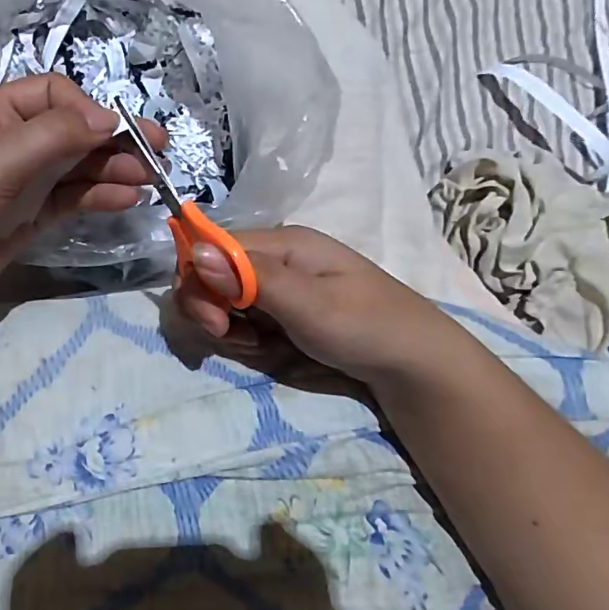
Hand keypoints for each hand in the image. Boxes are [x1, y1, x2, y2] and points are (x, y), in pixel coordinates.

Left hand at [0, 74, 165, 292]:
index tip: (114, 131)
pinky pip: (76, 193)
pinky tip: (128, 199)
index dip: (86, 108)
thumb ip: (54, 135)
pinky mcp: (38, 208)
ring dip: (115, 168)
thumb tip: (109, 119)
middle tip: (158, 150)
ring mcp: (28, 175)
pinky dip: (102, 193)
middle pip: (74, 128)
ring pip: (80, 163)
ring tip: (150, 179)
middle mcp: (13, 138)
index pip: (51, 93)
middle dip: (114, 139)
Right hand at [173, 225, 445, 380]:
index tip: (213, 322)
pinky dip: (241, 337)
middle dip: (208, 308)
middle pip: (209, 273)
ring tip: (258, 347)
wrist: (412, 366)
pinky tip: (263, 349)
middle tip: (228, 337)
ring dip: (226, 327)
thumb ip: (253, 278)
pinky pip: (239, 320)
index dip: (199, 280)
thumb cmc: (367, 328)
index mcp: (282, 243)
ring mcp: (275, 286)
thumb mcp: (310, 304)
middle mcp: (272, 259)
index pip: (212, 247)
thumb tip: (196, 251)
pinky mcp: (278, 312)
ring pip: (219, 301)